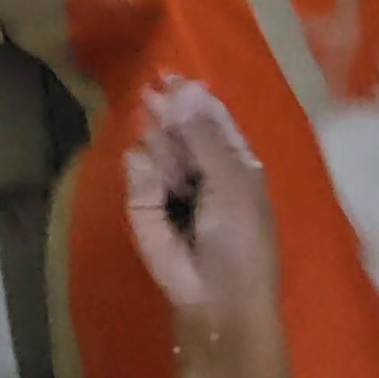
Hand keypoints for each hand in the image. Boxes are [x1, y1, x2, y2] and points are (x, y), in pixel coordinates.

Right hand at [125, 80, 288, 377]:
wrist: (216, 301)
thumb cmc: (241, 243)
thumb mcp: (233, 184)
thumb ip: (205, 135)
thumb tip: (186, 88)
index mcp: (234, 165)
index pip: (212, 121)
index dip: (195, 99)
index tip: (174, 75)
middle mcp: (201, 170)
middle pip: (179, 128)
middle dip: (168, 111)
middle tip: (153, 93)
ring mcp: (169, 185)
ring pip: (155, 144)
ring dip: (156, 138)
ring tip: (162, 146)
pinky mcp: (142, 203)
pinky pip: (137, 170)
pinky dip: (142, 169)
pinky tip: (151, 171)